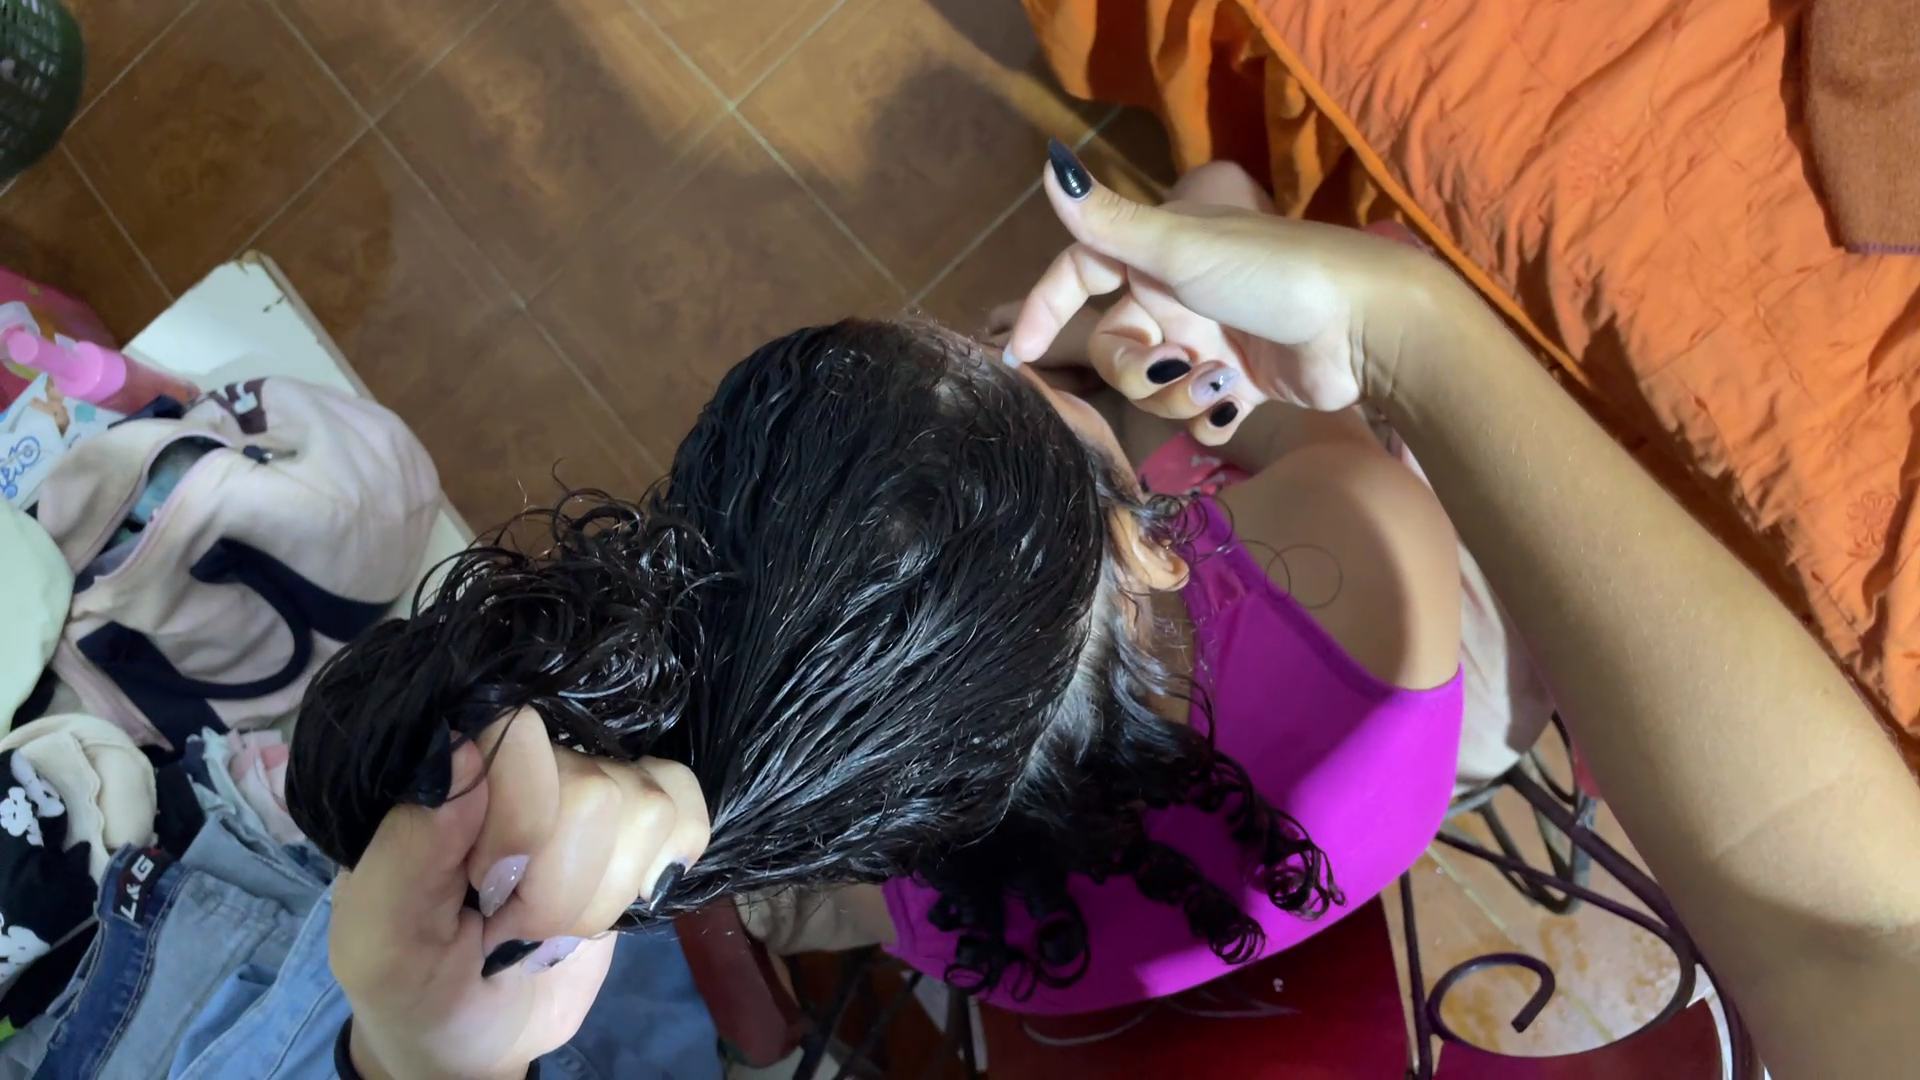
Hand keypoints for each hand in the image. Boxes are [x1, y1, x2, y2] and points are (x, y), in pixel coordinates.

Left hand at [330, 711, 708, 1078]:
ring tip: (560, 922)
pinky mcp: (656, 811)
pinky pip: (690, 807)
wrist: (489, 1025)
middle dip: (562, 891)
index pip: (521, 739)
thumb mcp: (382, 947)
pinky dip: (669, 860)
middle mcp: (541, 762)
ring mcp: (606, 782)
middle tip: (517, 927)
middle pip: (599, 791)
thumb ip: (408, 854)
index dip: (521, 828)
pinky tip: (628, 888)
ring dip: (607, 895)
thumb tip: (460, 751)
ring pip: (650, 808)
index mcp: (461, 776)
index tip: (491, 891)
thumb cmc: (422, 986)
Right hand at [1004, 146, 1450, 442]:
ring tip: (1222, 383)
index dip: (1044, 308)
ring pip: (1151, 390)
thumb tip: (1050, 165)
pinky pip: (1192, 415)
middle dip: (1137, 372)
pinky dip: (1208, 418)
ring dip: (1178, 398)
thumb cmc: (1271, 273)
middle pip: (1115, 350)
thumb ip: (1111, 224)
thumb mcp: (1182, 246)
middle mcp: (1173, 300)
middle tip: (1177, 367)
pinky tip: (1235, 405)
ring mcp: (1203, 345)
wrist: (1362, 327)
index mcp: (1155, 260)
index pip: (1079, 276)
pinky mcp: (1233, 384)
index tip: (1020, 353)